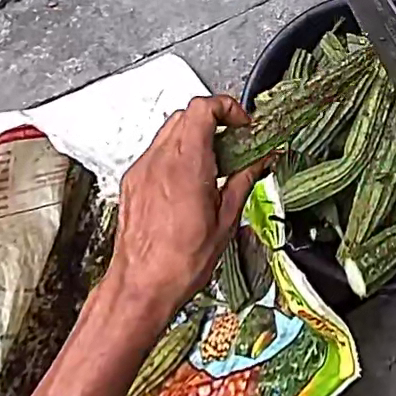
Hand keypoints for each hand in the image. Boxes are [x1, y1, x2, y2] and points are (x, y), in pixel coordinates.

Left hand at [106, 94, 266, 322]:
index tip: (242, 125)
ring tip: (213, 162)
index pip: (203, 108)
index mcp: (187, 164)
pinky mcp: (133, 179)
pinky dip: (177, 152)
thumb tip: (262, 160)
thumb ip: (245, 180)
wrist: (140, 288)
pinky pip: (157, 150)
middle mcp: (161, 160)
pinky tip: (190, 179)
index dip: (227, 108)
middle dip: (215, 120)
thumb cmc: (179, 263)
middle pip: (188, 113)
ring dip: (195, 134)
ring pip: (171, 128)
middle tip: (233, 141)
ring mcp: (143, 168)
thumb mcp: (226, 220)